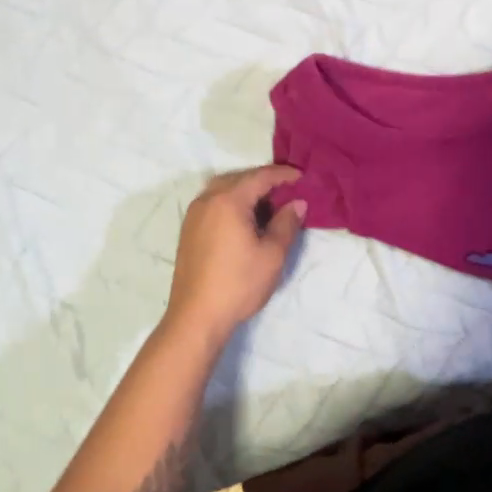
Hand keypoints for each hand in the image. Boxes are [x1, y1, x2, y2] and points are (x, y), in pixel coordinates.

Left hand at [164, 166, 305, 342]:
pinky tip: (245, 220)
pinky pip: (213, 203)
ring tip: (267, 205)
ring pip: (223, 189)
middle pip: (239, 178)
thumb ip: (286, 223)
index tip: (302, 177)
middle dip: (263, 180)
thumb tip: (297, 203)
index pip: (260, 176)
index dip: (283, 175)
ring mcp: (194, 215)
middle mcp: (207, 200)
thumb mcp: (272, 254)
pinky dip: (231, 202)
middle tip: (287, 190)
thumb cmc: (239, 283)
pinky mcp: (188, 230)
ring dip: (246, 191)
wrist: (196, 317)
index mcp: (228, 200)